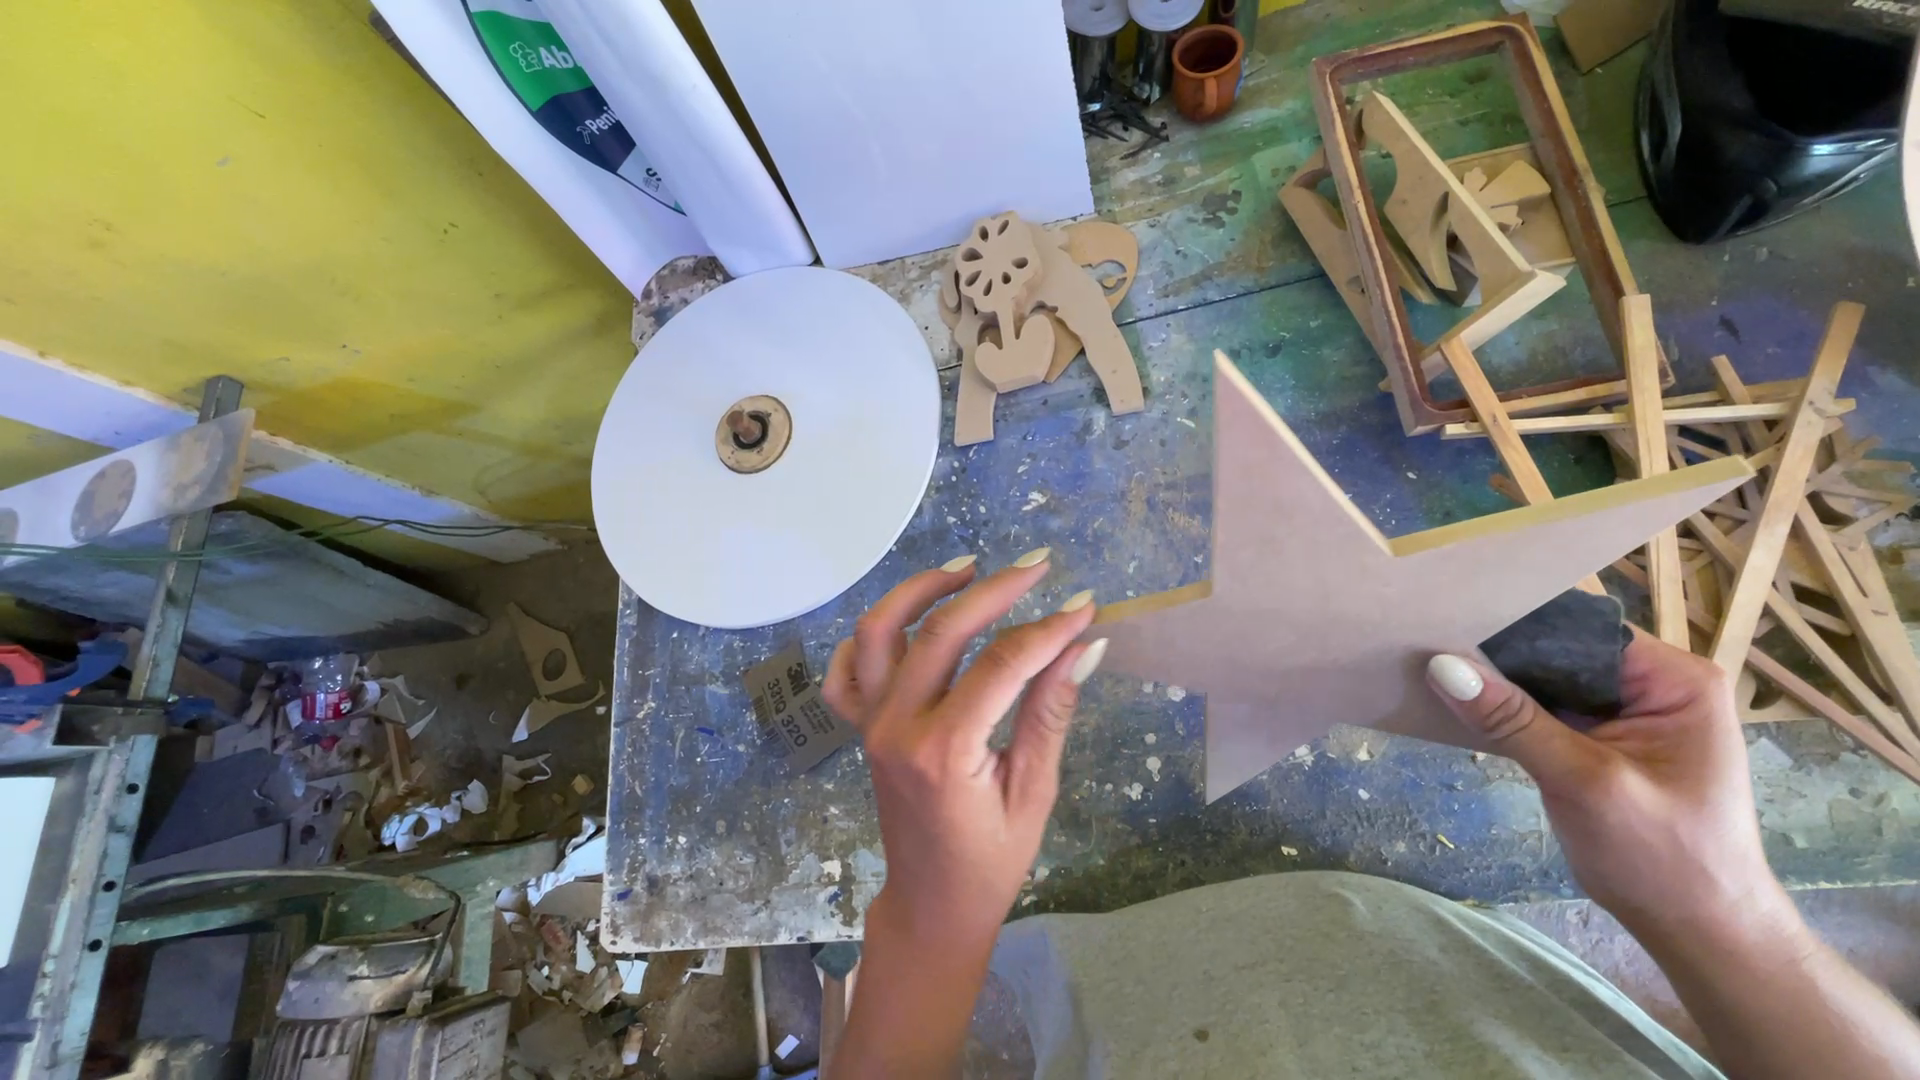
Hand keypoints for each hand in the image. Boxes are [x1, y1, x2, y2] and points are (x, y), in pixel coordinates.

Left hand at [823, 548, 1105, 944]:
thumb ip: (1051, 713)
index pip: (1002, 665)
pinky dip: (869, 637)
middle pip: (942, 632)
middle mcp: (898, 727)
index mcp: (946, 751)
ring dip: (920, 590)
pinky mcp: (862, 727)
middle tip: (1037, 565)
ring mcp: (871, 723)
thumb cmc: (991, 860)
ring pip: (879, 632)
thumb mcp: (1033, 791)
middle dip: (995, 591)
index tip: (1084, 606)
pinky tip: (906, 620)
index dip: (1048, 629)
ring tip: (968, 568)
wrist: (931, 903)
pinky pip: (847, 671)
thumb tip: (1083, 647)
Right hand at [1427, 631, 1794, 945]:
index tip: (1447, 624)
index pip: (1579, 629)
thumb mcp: (1583, 782)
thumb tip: (1441, 665)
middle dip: (1498, 655)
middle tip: (1427, 647)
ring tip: (1433, 670)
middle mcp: (1653, 684)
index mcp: (1675, 679)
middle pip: (1558, 651)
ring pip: (1545, 680)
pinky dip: (1505, 710)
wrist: (1698, 932)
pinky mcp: (1598, 738)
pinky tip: (1461, 707)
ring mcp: (1625, 712)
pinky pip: (1543, 708)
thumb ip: (1513, 721)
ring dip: (1497, 684)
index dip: (1515, 626)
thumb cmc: (1664, 857)